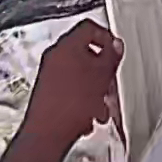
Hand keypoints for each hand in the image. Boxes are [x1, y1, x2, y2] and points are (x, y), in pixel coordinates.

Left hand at [0, 19, 122, 161]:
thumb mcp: (102, 76)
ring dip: (93, 88)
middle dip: (100, 70)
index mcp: (68, 44)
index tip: (114, 50)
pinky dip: (80, 98)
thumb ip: (111, 56)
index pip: (89, 27)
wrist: (47, 134)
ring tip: (101, 106)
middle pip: (84, 52)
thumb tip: (115, 45)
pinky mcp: (46, 92)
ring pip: (77, 73)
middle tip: (109, 82)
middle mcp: (55, 54)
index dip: (105, 37)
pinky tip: (88, 116)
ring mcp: (48, 73)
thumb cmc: (71, 104)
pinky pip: (68, 88)